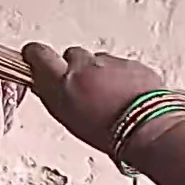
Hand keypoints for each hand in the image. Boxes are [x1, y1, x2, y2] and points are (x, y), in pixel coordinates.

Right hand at [21, 43, 168, 153]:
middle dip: (75, 65)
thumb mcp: (65, 116)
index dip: (35, 54)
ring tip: (109, 95)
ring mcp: (110, 63)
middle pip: (72, 54)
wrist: (150, 130)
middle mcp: (83, 66)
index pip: (37, 53)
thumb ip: (52, 93)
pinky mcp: (134, 64)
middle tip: (82, 84)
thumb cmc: (108, 131)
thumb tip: (44, 84)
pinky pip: (123, 65)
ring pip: (99, 60)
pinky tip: (127, 95)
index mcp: (60, 79)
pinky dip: (123, 76)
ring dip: (101, 72)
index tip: (35, 57)